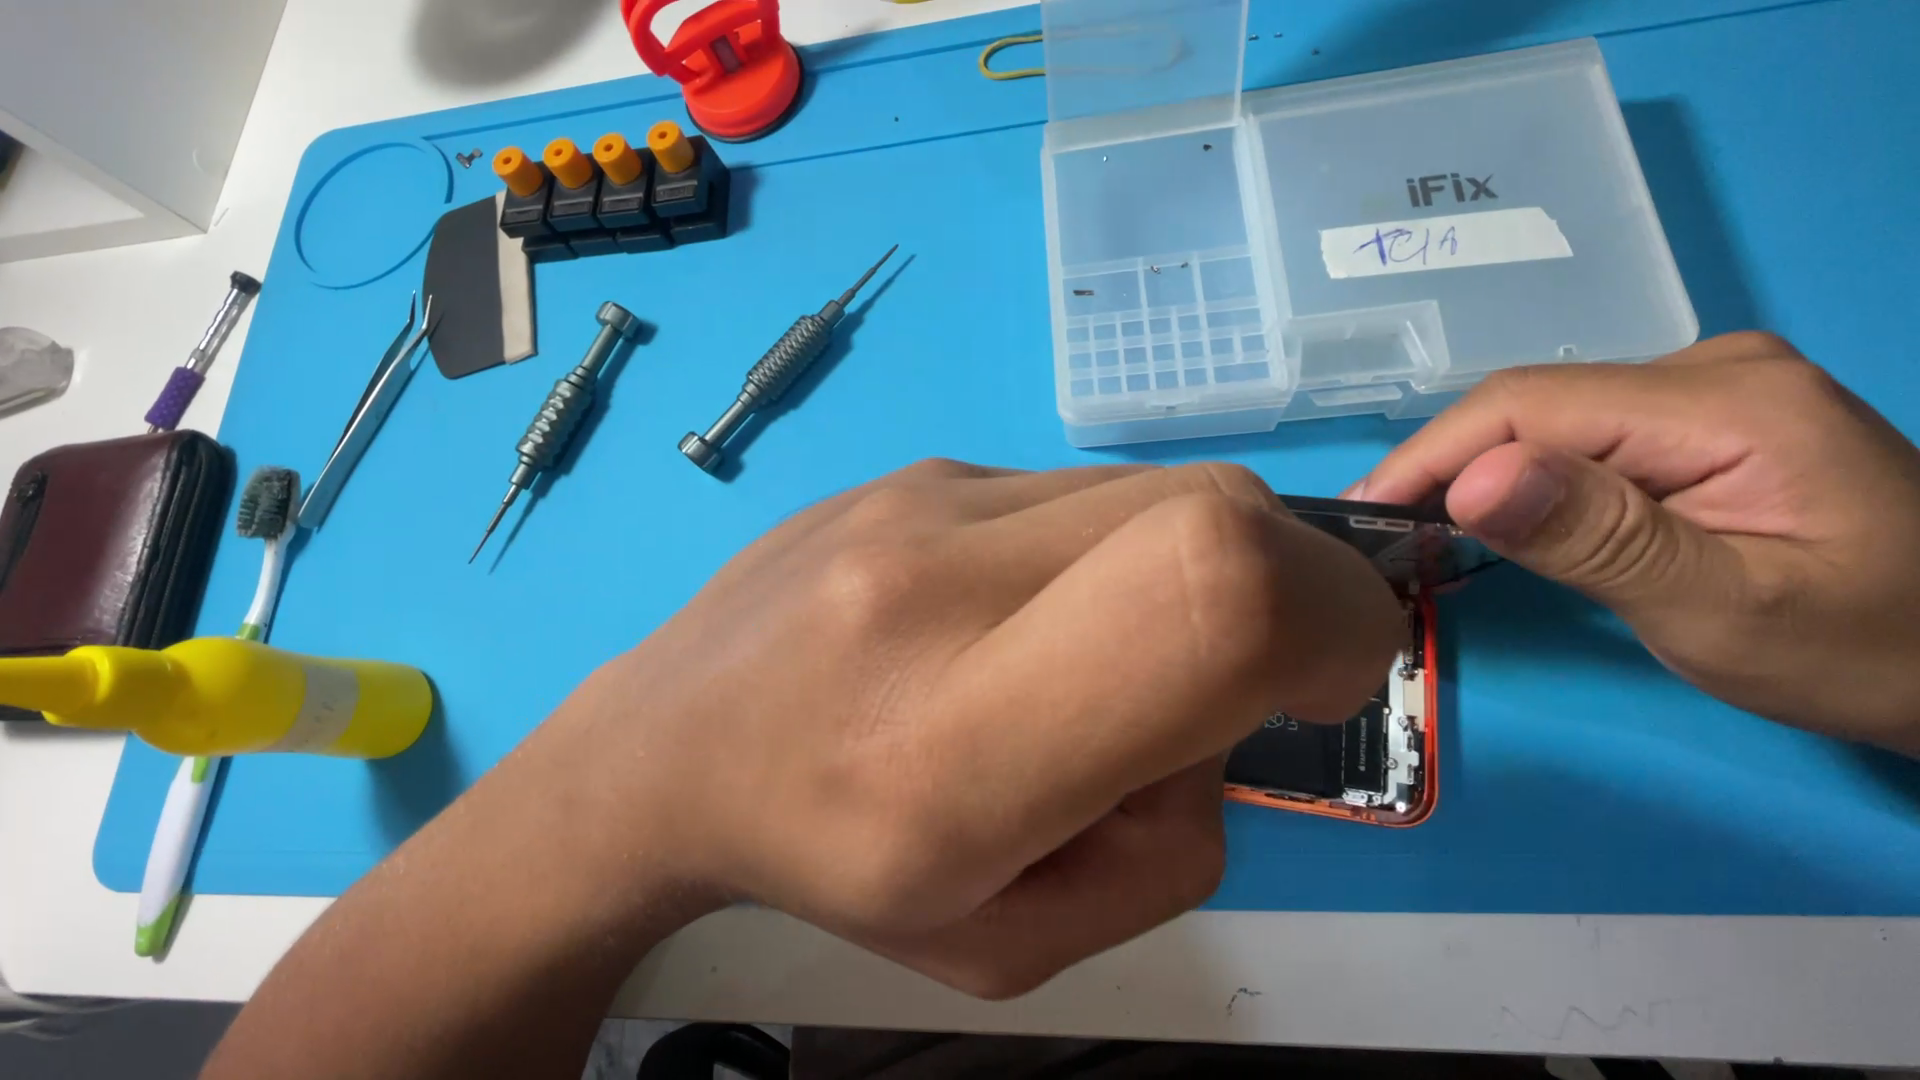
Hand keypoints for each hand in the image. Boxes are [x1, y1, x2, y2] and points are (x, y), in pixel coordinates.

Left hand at [547, 460, 1401, 996]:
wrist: (668, 747)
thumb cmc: (833, 863)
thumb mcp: (1011, 940)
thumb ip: (1166, 845)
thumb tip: (1225, 714)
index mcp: (955, 744)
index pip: (1205, 596)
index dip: (1322, 618)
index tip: (1316, 679)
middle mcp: (935, 581)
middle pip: (1212, 512)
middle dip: (1282, 592)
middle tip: (1214, 680)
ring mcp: (922, 498)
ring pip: (1157, 493)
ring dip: (1184, 575)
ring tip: (1085, 651)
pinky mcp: (918, 466)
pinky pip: (1080, 493)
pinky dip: (1108, 552)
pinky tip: (1015, 610)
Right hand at [1351, 332, 1919, 753]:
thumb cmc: (1866, 652)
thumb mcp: (1722, 612)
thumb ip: (1599, 539)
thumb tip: (1472, 480)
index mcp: (1725, 403)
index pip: (1525, 405)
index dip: (1428, 456)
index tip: (1363, 517)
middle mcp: (1710, 370)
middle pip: (1529, 403)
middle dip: (1443, 466)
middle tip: (1381, 536)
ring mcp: (1709, 387)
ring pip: (1544, 417)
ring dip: (1474, 471)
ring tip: (1416, 528)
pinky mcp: (1700, 418)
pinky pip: (1576, 433)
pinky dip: (1519, 475)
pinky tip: (1492, 511)